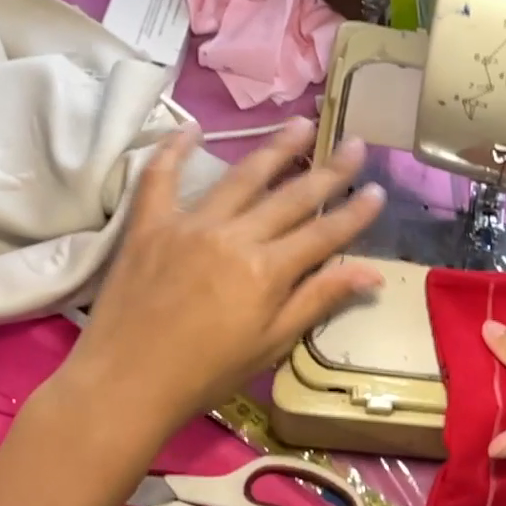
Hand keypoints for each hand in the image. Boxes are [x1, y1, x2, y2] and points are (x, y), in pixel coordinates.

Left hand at [58, 121, 384, 440]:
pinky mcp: (149, 225)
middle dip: (329, 171)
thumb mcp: (273, 342)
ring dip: (275, 149)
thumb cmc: (208, 372)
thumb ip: (319, 299)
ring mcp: (189, 225)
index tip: (379, 190)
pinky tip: (193, 127)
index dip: (354, 213)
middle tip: (356, 144)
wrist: (125, 383)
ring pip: (240, 177)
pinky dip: (175, 150)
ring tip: (300, 123)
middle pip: (291, 197)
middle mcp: (234, 237)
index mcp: (267, 271)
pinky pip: (161, 177)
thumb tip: (371, 273)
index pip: (323, 234)